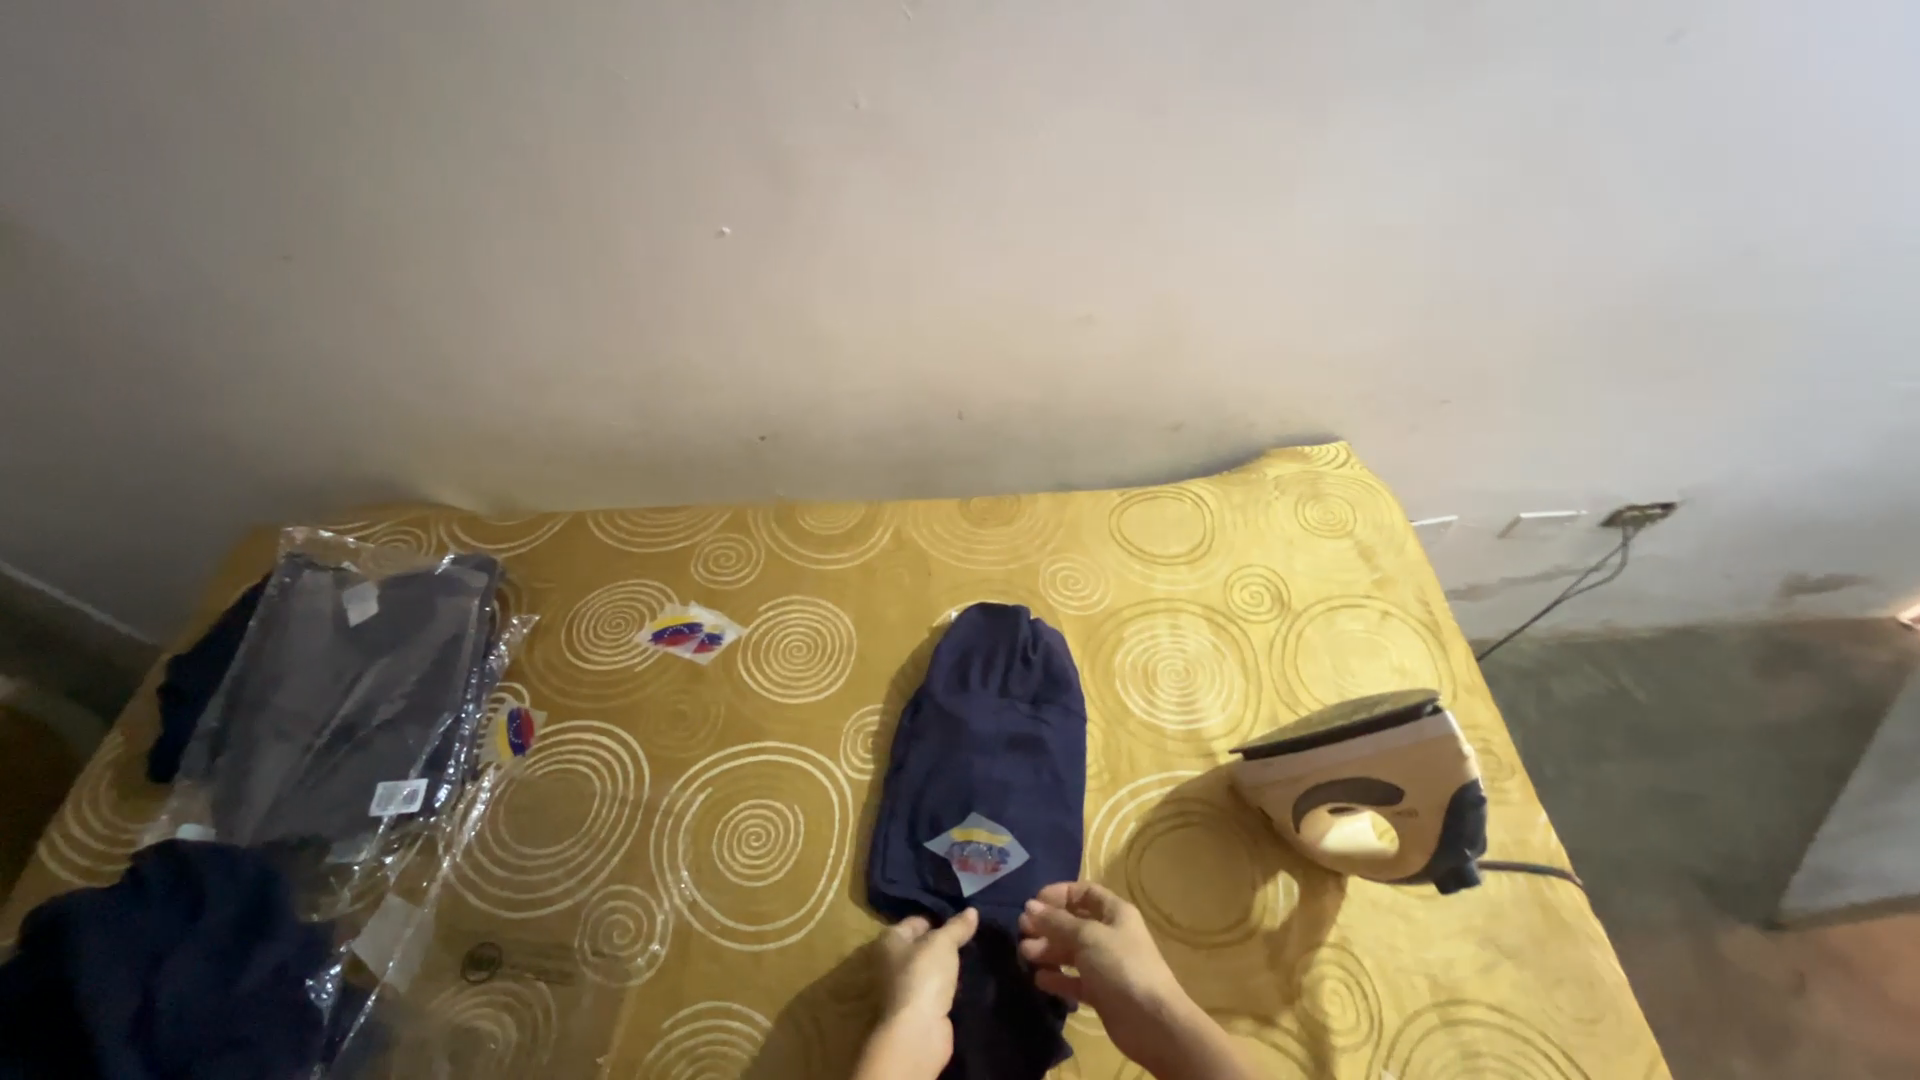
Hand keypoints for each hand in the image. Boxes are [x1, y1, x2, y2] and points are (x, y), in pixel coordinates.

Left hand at [855, 909, 979, 1079]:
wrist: (918, 1032)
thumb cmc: (923, 976)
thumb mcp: (943, 943)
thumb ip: (957, 926)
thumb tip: (972, 910)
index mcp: (889, 940)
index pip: (914, 921)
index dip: (937, 918)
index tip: (960, 919)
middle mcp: (891, 963)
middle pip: (921, 945)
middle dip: (943, 942)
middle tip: (970, 936)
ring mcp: (904, 988)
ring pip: (929, 969)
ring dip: (947, 966)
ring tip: (972, 956)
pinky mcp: (918, 1009)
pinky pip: (936, 989)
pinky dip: (948, 986)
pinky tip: (966, 981)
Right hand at [1019, 882, 1256, 1079]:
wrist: (1152, 1022)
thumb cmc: (1121, 966)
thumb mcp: (1087, 936)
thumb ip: (1057, 922)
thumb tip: (1029, 906)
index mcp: (1115, 913)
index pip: (1084, 893)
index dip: (1059, 894)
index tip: (1034, 902)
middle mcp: (1110, 935)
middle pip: (1074, 923)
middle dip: (1048, 925)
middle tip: (1022, 930)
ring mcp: (1106, 965)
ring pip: (1072, 952)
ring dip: (1048, 950)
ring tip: (1025, 955)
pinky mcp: (1101, 992)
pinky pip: (1075, 980)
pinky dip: (1058, 977)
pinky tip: (1039, 979)